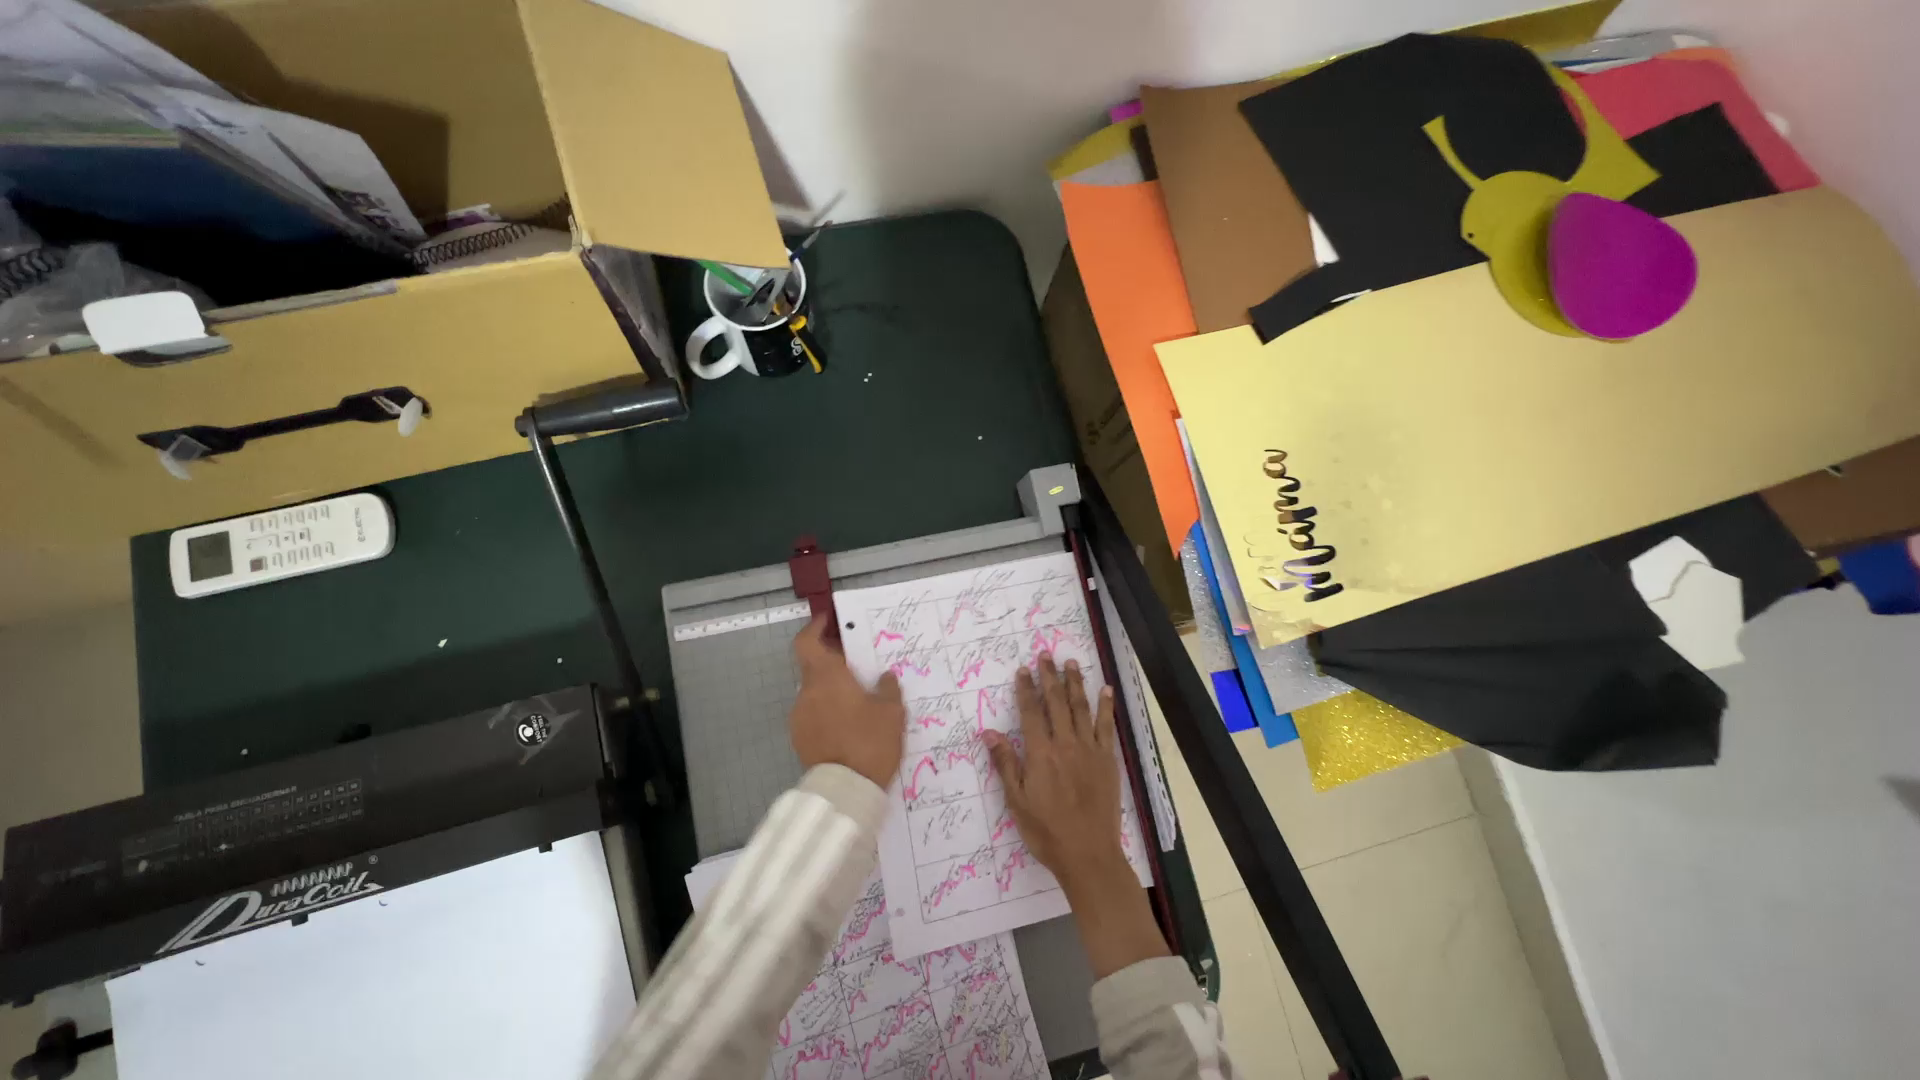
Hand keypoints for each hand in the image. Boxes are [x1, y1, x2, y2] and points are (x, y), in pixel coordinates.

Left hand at [789, 616, 905, 788]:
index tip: (828, 621)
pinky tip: (849, 725)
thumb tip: (884, 677)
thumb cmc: (870, 741)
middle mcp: (807, 692)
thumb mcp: (891, 712)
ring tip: (858, 701)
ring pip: (815, 693)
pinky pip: (814, 715)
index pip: (807, 641)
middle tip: (858, 667)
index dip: (815, 628)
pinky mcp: (800, 739)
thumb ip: (888, 689)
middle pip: (814, 667)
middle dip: (833, 663)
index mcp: (826, 677)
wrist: (846, 789)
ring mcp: (800, 717)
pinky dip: (828, 712)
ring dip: (832, 691)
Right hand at [982, 654, 1126, 890]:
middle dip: (1049, 677)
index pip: (1030, 713)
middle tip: (1045, 655)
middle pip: (1056, 703)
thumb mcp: (1016, 801)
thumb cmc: (1046, 831)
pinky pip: (1106, 726)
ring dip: (1075, 683)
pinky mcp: (1108, 760)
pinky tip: (1105, 690)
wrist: (1088, 853)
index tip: (1023, 670)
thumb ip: (1005, 763)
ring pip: (1081, 708)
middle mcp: (1065, 744)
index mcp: (1040, 754)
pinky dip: (1106, 706)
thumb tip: (989, 733)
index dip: (1025, 689)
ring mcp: (1089, 750)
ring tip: (1070, 663)